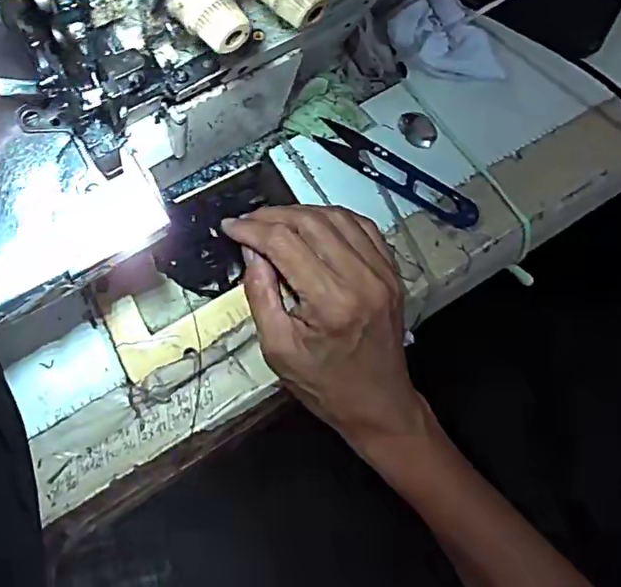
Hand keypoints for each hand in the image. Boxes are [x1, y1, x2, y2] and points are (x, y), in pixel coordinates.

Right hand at [223, 206, 429, 453]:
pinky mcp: (390, 271)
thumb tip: (250, 249)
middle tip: (246, 223)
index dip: (251, 229)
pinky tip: (310, 225)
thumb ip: (259, 293)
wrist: (379, 407)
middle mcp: (362, 280)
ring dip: (298, 212)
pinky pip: (360, 225)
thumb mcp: (277, 348)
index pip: (284, 242)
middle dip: (269, 216)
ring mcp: (382, 273)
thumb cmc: (326, 384)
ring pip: (334, 216)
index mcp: (332, 303)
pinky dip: (330, 217)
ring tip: (273, 223)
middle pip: (308, 222)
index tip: (230, 227)